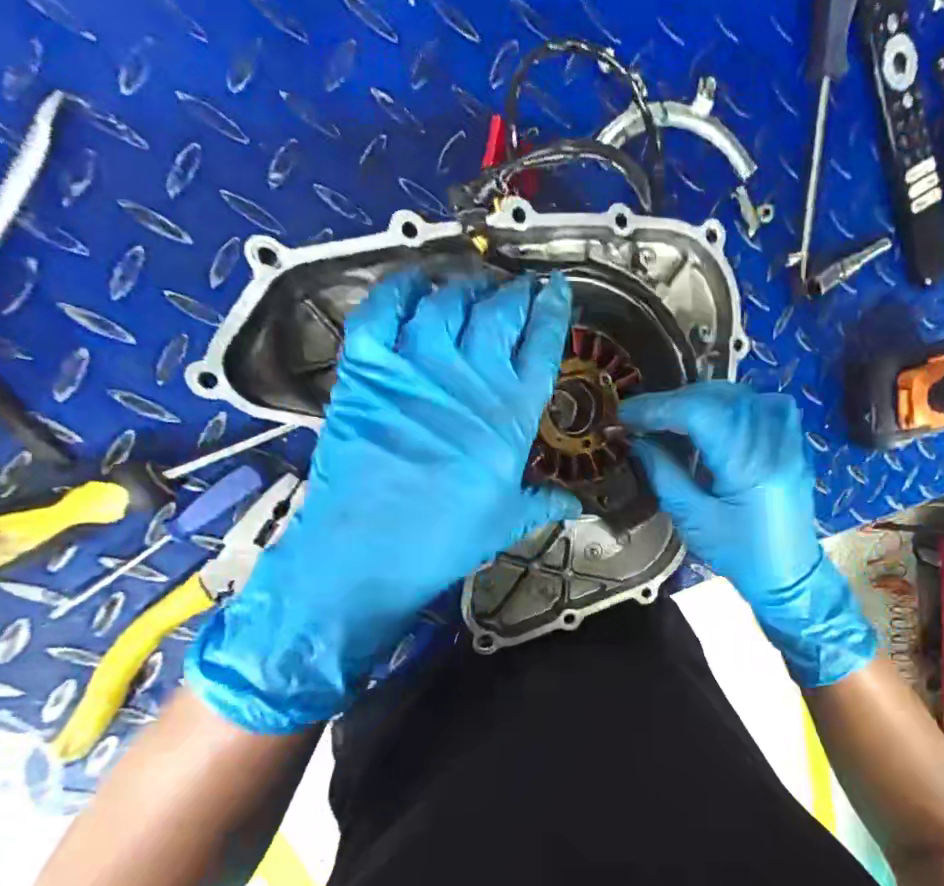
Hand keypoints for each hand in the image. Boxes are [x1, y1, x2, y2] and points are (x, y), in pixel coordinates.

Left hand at [187, 271, 579, 732]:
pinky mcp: (367, 367)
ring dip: (464, 281)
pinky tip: (416, 280)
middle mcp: (470, 376)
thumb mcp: (508, 519)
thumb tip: (577, 505)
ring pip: (447, 299)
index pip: (542, 343)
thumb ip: (544, 502)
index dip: (553, 310)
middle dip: (512, 290)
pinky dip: (401, 287)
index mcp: (512, 413)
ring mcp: (416, 366)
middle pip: (499, 310)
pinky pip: (385, 309)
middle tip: (516, 284)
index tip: (557, 289)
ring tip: (472, 277)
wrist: (366, 550)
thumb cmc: (446, 537)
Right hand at [621, 382, 875, 686]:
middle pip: (716, 397)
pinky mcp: (792, 438)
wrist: (789, 572)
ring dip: (697, 401)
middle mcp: (773, 439)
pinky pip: (756, 403)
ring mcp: (788, 435)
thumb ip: (664, 472)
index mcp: (749, 463)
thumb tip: (636, 439)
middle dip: (674, 402)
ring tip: (668, 421)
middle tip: (641, 419)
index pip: (698, 411)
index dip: (658, 407)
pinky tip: (707, 422)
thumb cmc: (740, 553)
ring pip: (735, 395)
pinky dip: (726, 406)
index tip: (625, 414)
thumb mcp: (693, 518)